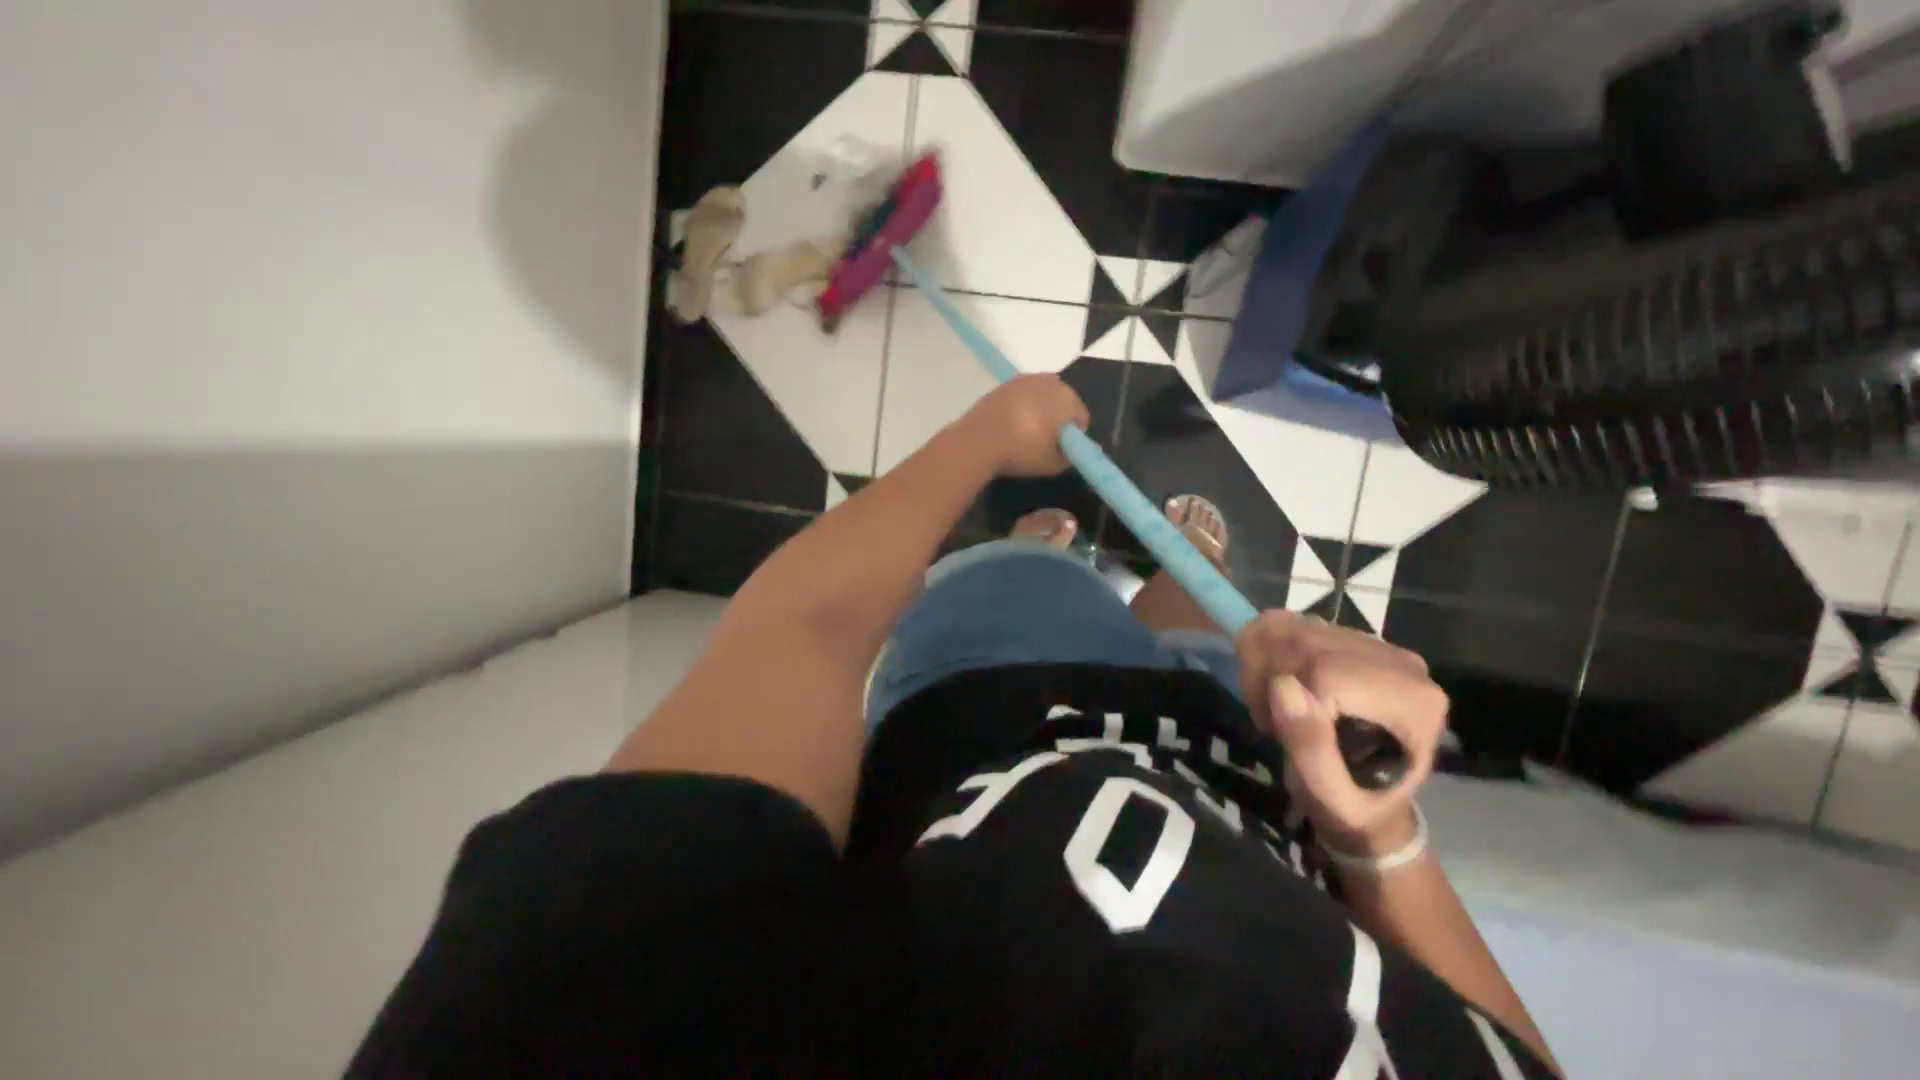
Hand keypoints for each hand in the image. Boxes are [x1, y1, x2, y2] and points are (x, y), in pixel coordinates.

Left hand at [956, 375, 1090, 477]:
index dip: (1074, 436)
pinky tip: (1010, 425)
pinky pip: (1021, 397)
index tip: (1062, 449)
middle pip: (1062, 402)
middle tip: (1045, 441)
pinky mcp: (1004, 384)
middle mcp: (1049, 381)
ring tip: (1026, 434)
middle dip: (1057, 418)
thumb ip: (1071, 457)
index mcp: (1067, 397)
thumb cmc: (1023, 450)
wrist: (979, 440)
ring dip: (1039, 410)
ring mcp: (1024, 380)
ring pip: (1041, 397)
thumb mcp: (1053, 464)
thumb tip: (1075, 452)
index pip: (1081, 417)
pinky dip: (1020, 407)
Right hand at [1234, 611, 1446, 855]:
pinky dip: (1272, 649)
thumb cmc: (1352, 804)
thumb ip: (1310, 746)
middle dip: (1268, 672)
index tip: (1266, 725)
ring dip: (1267, 661)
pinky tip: (1278, 683)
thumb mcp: (1327, 795)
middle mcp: (1405, 666)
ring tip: (1271, 703)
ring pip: (1300, 627)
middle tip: (1263, 716)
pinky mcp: (1362, 643)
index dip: (1281, 688)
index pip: (1325, 669)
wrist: (1373, 804)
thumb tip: (1282, 686)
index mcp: (1410, 702)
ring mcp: (1384, 649)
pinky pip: (1300, 624)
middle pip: (1311, 640)